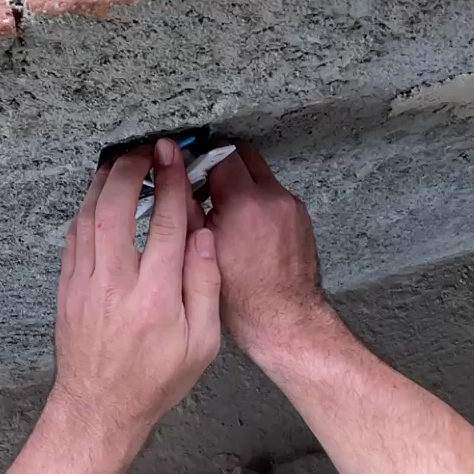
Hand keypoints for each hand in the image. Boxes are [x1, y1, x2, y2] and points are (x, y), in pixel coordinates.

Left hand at [53, 139, 221, 437]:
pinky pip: (73, 235)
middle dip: (130, 169)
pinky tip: (98, 195)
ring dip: (104, 182)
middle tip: (145, 148)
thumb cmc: (156, 379)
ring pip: (87, 216)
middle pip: (115, 208)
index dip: (171, 183)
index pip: (166, 224)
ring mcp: (84, 283)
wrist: (99, 407)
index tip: (174, 156)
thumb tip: (204, 237)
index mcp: (154, 296)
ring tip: (122, 160)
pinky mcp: (67, 286)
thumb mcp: (201, 344)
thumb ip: (205, 287)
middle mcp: (115, 283)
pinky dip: (86, 206)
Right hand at [204, 143, 336, 361]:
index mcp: (245, 202)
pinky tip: (247, 228)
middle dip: (223, 166)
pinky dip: (258, 202)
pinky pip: (275, 195)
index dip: (201, 160)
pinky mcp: (301, 217)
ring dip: (242, 184)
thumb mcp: (198, 252)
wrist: (285, 320)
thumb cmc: (242, 297)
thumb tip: (172, 177)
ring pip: (261, 175)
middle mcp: (273, 197)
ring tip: (226, 213)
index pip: (221, 153)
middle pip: (244, 154)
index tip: (190, 172)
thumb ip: (184, 207)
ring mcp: (291, 206)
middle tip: (206, 187)